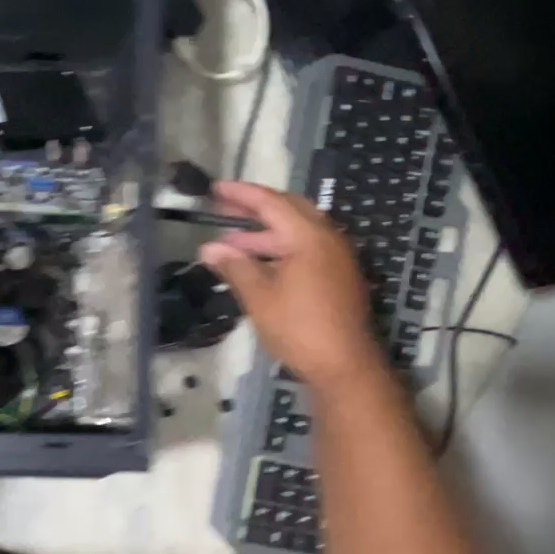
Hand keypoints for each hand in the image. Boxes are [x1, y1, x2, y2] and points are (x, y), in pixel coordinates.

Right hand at [200, 181, 385, 391]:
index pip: (270, 203)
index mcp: (308, 236)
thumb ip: (235, 267)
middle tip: (224, 210)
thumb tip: (210, 248)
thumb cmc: (299, 328)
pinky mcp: (338, 277)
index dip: (241, 194)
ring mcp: (336, 258)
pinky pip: (306, 250)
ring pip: (297, 233)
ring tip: (233, 245)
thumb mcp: (260, 298)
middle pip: (288, 211)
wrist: (345, 364)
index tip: (215, 189)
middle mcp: (327, 238)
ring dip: (265, 235)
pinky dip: (280, 250)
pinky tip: (260, 266)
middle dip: (255, 210)